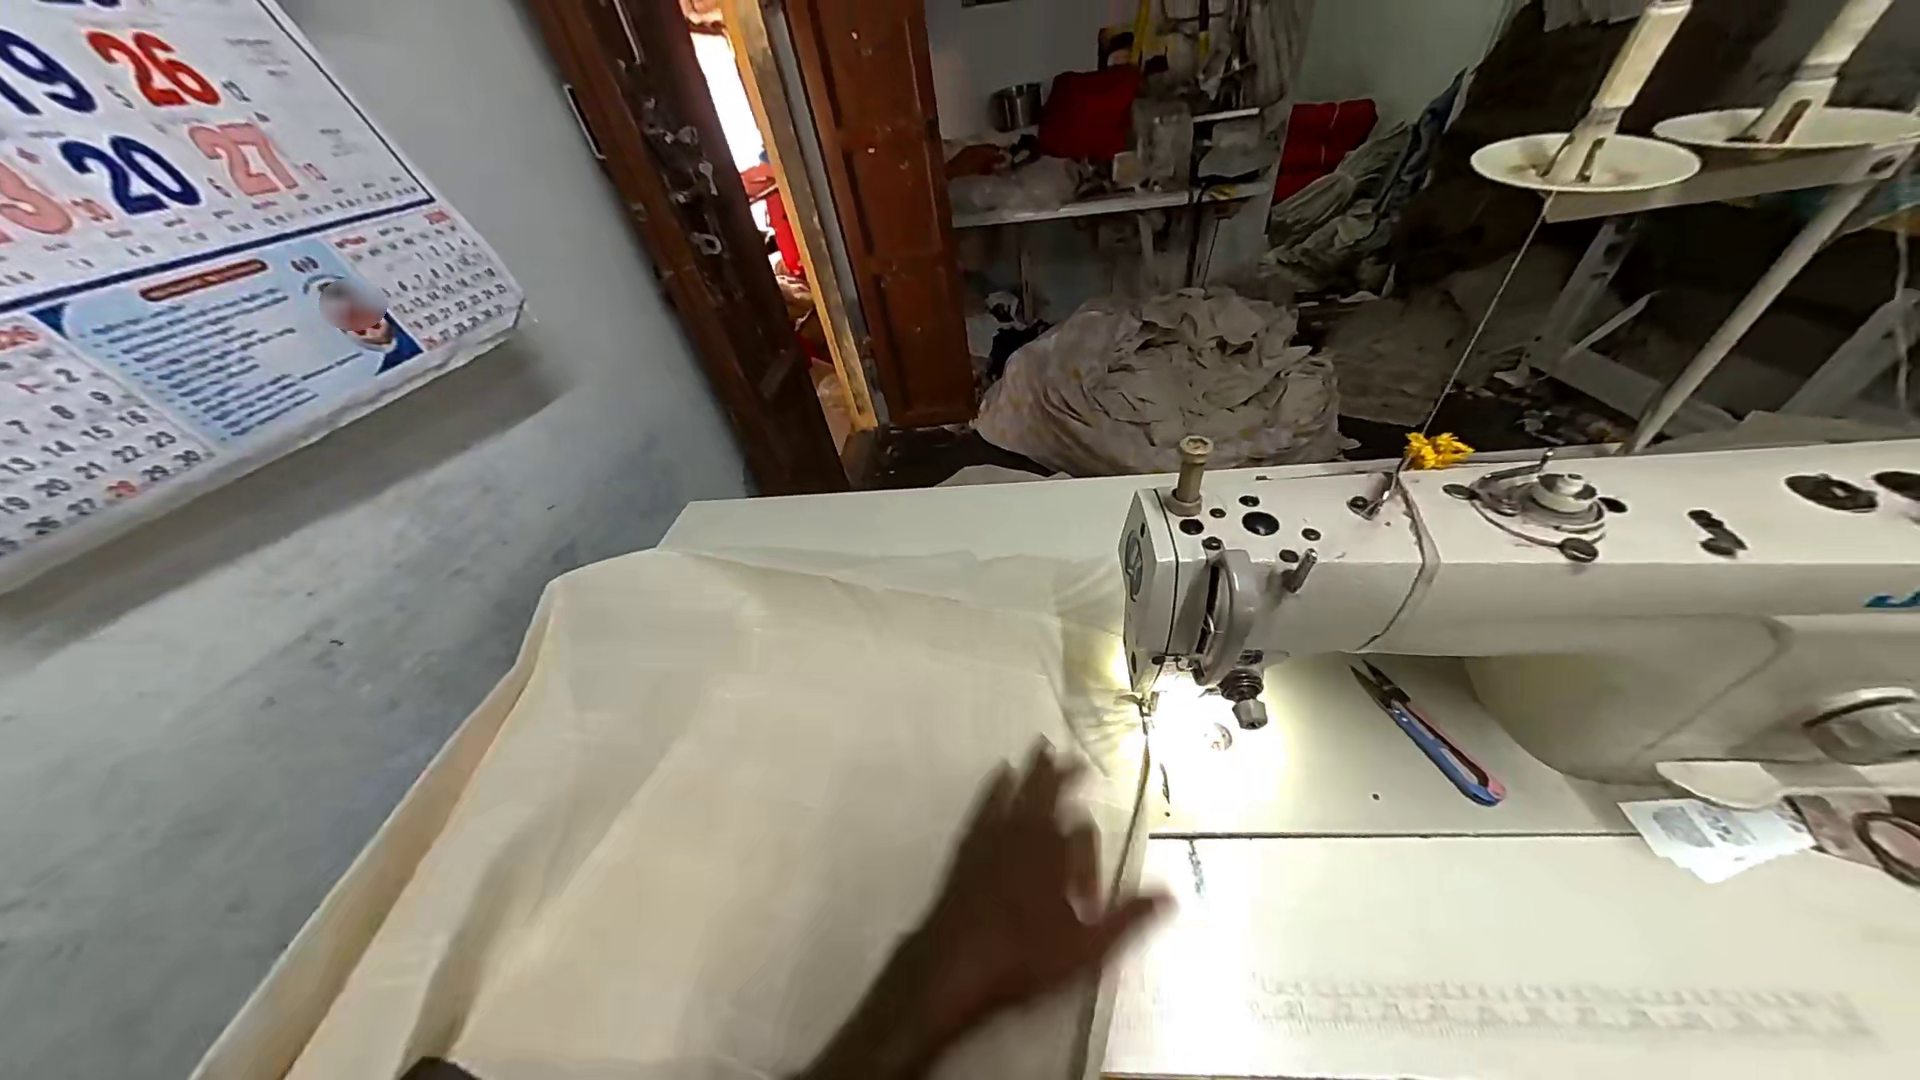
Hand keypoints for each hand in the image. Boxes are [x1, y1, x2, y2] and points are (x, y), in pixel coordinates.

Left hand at [799, 743, 1168, 1079]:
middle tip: (1077, 758)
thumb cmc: (1024, 958)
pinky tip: (1001, 771)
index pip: (1085, 834)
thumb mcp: (1086, 949)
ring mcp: (997, 834)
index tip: (1090, 897)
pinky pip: (987, 801)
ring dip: (1035, 769)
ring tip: (1044, 746)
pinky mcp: (971, 840)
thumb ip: (1128, 918)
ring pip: (1021, 789)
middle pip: (1052, 792)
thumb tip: (1169, 896)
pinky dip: (997, 783)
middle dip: (1066, 774)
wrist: (956, 962)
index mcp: (1059, 856)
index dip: (1092, 858)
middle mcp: (1030, 835)